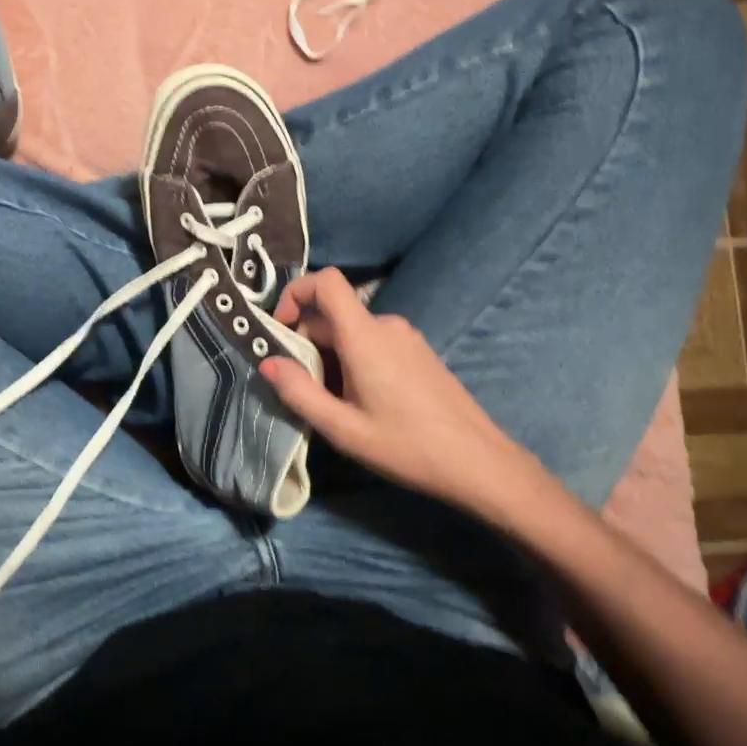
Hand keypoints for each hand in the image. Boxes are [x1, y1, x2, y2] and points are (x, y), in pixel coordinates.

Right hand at [260, 268, 550, 519]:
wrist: (479, 463)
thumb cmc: (407, 447)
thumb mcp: (343, 430)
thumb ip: (299, 392)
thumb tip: (267, 362)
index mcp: (364, 336)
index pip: (325, 282)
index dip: (295, 293)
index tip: (279, 329)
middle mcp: (386, 326)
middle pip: (333, 313)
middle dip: (306, 341)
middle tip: (300, 386)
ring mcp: (406, 338)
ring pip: (351, 331)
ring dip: (330, 355)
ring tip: (332, 402)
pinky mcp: (419, 353)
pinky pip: (373, 342)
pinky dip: (354, 360)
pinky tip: (362, 402)